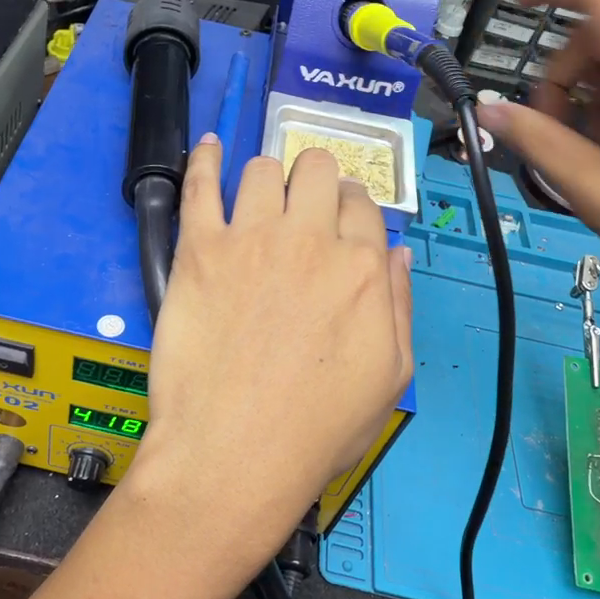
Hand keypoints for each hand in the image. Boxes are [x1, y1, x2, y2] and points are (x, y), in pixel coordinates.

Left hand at [131, 137, 413, 554]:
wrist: (235, 452)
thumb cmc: (317, 428)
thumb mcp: (390, 377)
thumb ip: (400, 304)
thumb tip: (397, 252)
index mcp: (362, 268)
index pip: (362, 205)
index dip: (350, 211)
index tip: (338, 225)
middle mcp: (310, 240)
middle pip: (318, 170)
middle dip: (315, 179)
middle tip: (303, 206)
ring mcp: (251, 238)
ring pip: (263, 170)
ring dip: (267, 178)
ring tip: (260, 200)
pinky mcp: (200, 249)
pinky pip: (200, 184)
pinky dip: (203, 159)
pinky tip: (208, 146)